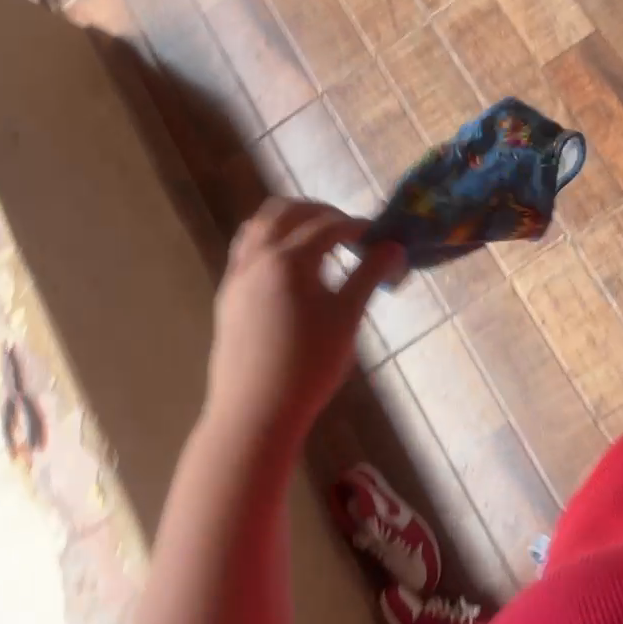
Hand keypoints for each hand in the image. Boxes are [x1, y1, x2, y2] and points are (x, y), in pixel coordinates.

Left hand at [205, 199, 404, 442]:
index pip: (328, 225)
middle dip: (321, 212)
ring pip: (259, 226)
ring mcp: (237, 276)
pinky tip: (293, 269)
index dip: (358, 226)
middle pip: (286, 211)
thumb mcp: (347, 317)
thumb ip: (369, 275)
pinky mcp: (229, 296)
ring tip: (320, 241)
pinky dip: (272, 243)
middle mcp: (257, 258)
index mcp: (289, 260)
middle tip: (349, 231)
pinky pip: (247, 250)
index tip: (381, 235)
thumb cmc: (309, 365)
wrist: (255, 412)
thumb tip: (394, 246)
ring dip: (291, 222)